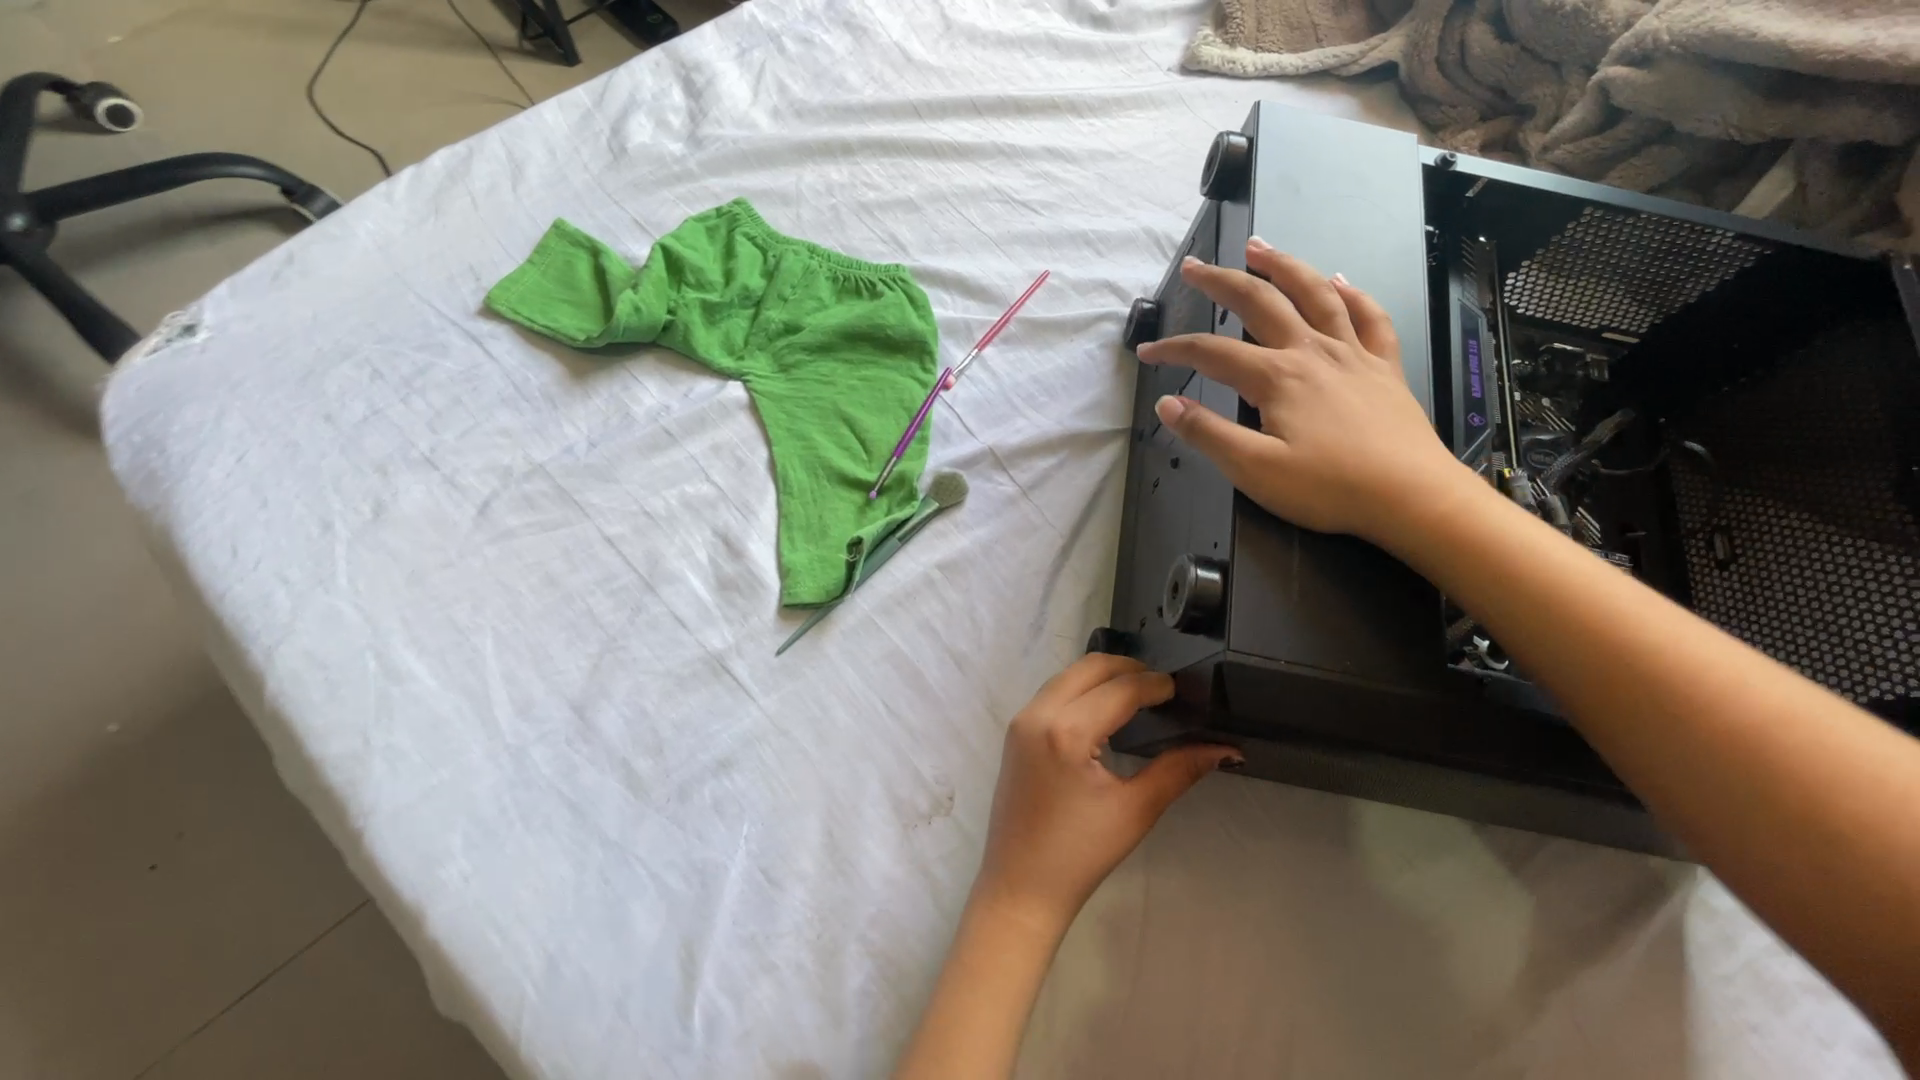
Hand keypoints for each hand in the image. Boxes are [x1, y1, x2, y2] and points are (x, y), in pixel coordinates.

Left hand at [974, 654, 1240, 927]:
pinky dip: (1080, 690)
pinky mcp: (1015, 733)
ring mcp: (1021, 722)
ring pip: (1067, 675)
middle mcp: (1037, 714)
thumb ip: (1179, 769)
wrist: (1021, 886)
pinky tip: (1105, 710)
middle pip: (1090, 667)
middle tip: (1162, 688)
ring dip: (1103, 677)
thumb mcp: (1136, 809)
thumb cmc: (1080, 854)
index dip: (1156, 685)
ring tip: (1139, 696)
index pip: (1121, 688)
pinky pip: (1052, 693)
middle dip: (1129, 669)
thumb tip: (1223, 748)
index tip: (1183, 690)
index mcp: (1066, 731)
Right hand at [1134, 238, 1470, 545]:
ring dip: (1283, 266)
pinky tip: (1340, 281)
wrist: (1411, 496)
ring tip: (1259, 247)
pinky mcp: (1384, 368)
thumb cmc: (1329, 487)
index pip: (1212, 353)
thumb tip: (1167, 404)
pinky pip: (1370, 317)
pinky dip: (1353, 294)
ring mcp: (1353, 355)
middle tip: (1195, 266)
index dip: (1175, 350)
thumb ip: (1207, 433)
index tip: (1147, 352)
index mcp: (1276, 378)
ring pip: (1315, 295)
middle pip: (1260, 303)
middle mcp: (1312, 353)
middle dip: (1222, 281)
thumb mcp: (1254, 469)